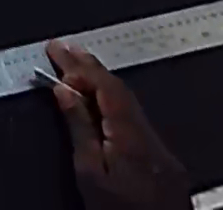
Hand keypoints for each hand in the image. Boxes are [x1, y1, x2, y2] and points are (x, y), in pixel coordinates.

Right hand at [46, 41, 190, 209]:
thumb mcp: (88, 174)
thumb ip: (78, 128)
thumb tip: (63, 90)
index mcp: (133, 140)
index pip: (108, 88)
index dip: (81, 67)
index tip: (56, 53)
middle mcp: (153, 141)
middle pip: (120, 92)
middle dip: (89, 68)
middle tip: (63, 49)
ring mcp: (163, 153)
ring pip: (130, 104)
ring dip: (101, 83)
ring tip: (76, 66)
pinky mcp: (166, 164)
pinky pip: (136, 120)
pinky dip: (113, 102)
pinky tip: (98, 99)